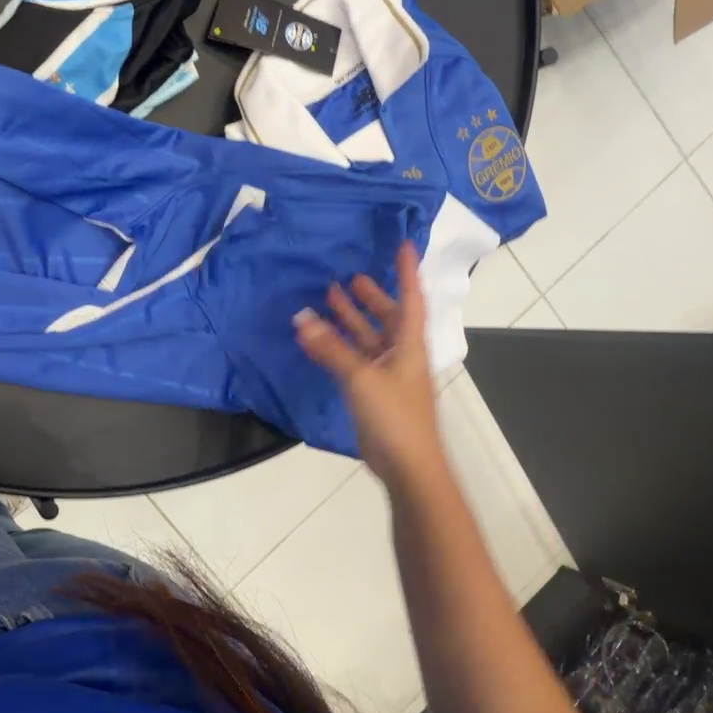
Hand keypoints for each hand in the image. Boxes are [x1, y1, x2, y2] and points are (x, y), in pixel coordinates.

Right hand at [294, 241, 446, 483]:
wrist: (408, 466)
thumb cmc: (394, 417)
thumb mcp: (361, 378)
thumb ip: (331, 348)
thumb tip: (302, 317)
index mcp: (410, 346)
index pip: (411, 300)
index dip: (407, 273)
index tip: (403, 246)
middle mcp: (402, 356)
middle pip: (388, 319)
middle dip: (370, 299)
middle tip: (349, 278)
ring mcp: (388, 376)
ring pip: (368, 340)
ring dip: (350, 322)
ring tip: (328, 301)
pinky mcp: (373, 394)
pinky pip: (354, 361)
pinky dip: (337, 348)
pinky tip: (318, 341)